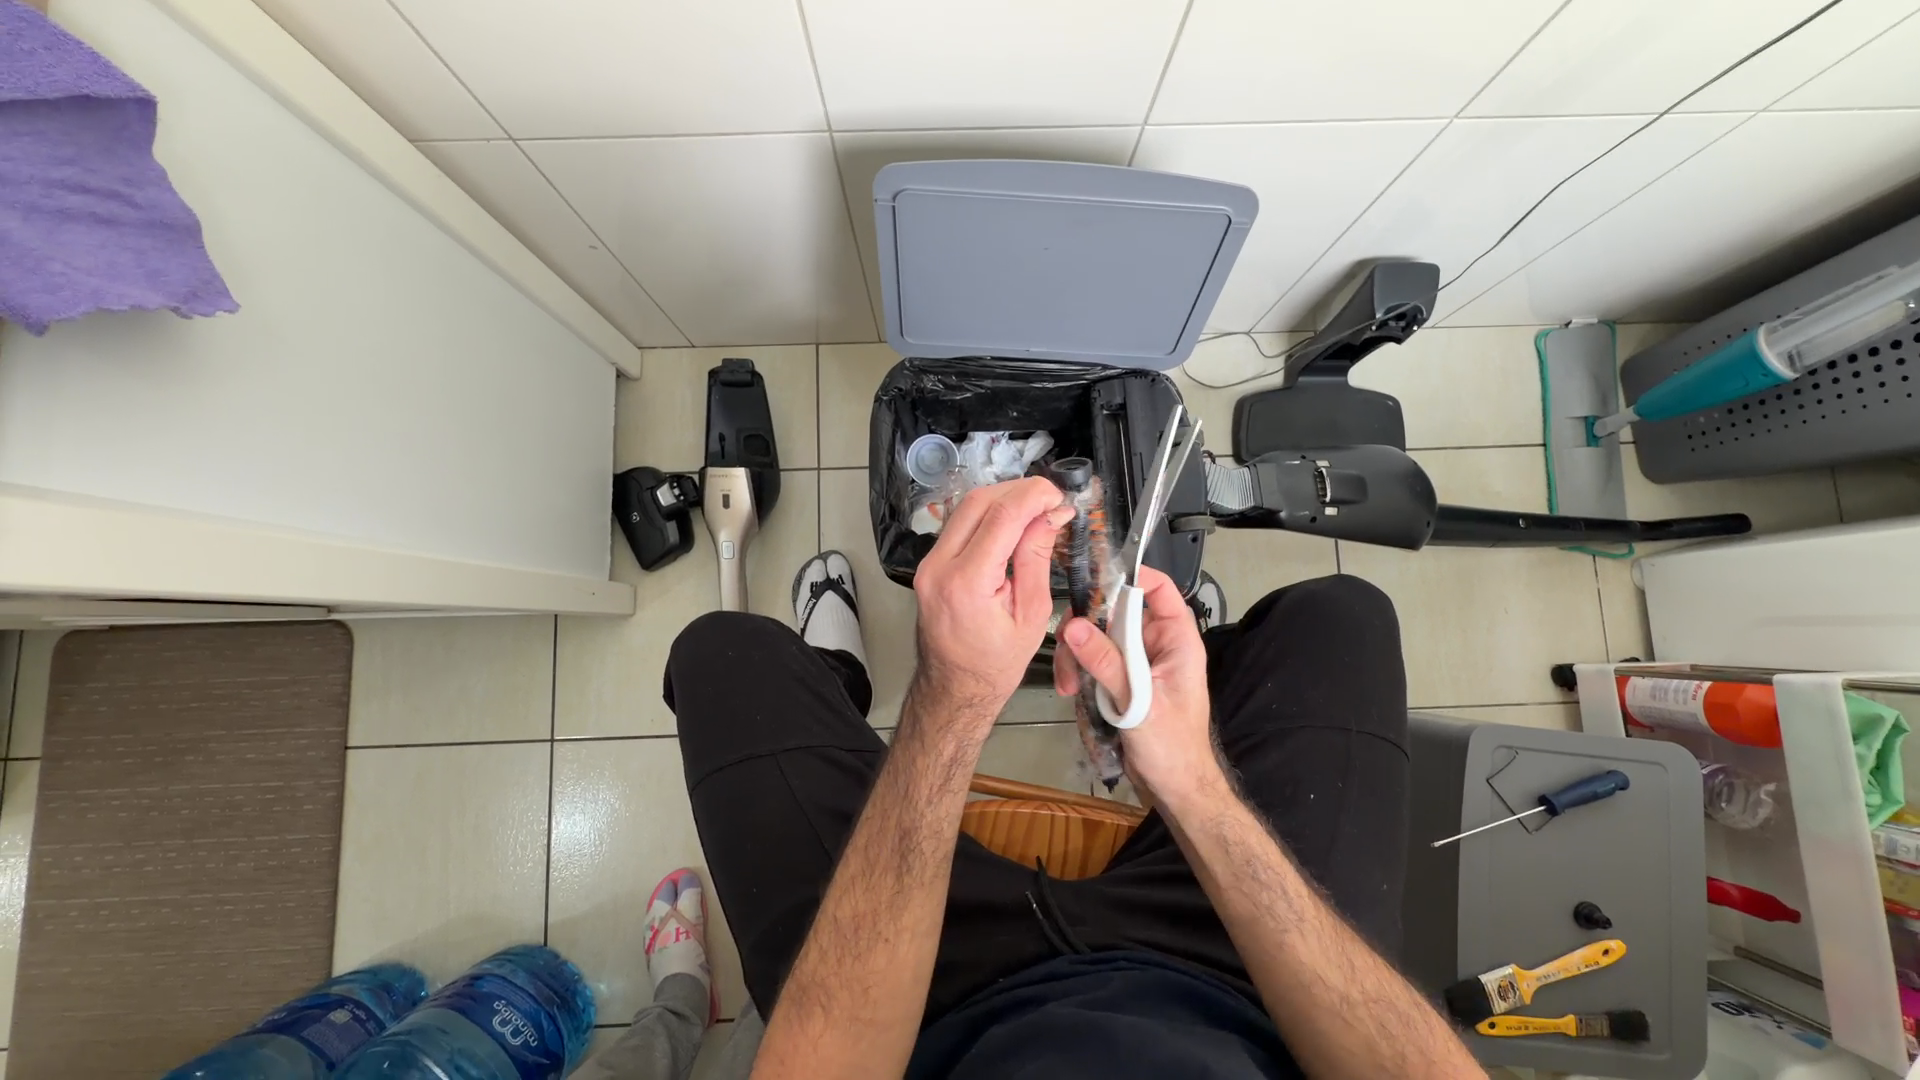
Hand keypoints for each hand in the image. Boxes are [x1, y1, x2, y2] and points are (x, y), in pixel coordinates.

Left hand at [911, 477, 1073, 736]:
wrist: (954, 689)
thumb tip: (1050, 516)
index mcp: (966, 584)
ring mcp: (927, 564)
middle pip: (977, 502)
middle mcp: (938, 567)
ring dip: (1002, 499)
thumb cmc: (994, 665)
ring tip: (1036, 509)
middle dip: (1018, 490)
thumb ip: (1037, 560)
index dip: (1034, 496)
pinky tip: (1012, 523)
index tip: (1059, 495)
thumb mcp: (1032, 616)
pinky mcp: (928, 564)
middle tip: (1050, 499)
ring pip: (964, 508)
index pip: (1001, 517)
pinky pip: (957, 525)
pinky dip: (987, 515)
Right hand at [1054, 565, 1220, 807]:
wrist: (1173, 788)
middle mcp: (1156, 645)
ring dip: (1077, 655)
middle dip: (1087, 627)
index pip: (1160, 590)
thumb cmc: (1172, 747)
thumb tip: (1073, 626)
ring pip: (1099, 637)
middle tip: (1066, 646)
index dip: (1133, 576)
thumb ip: (1107, 663)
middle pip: (1117, 613)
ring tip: (1067, 684)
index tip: (1095, 578)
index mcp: (1176, 641)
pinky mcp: (1120, 680)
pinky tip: (1069, 690)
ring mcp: (1136, 663)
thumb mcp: (1138, 702)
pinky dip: (1078, 671)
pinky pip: (1093, 661)